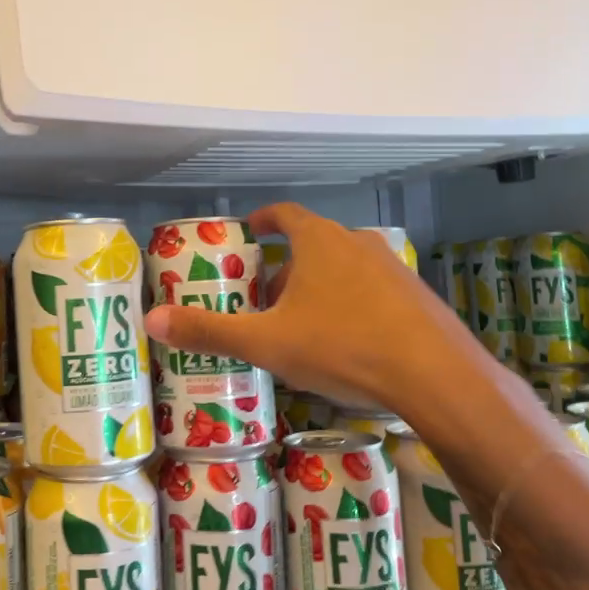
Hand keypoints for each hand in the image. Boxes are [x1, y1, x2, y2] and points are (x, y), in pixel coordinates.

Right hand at [144, 203, 468, 412]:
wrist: (436, 375)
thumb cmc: (343, 347)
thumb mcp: (268, 343)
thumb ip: (209, 331)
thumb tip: (152, 320)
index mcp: (319, 241)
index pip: (284, 214)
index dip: (262, 221)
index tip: (248, 232)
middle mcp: (357, 242)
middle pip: (312, 244)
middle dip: (285, 268)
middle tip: (264, 300)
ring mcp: (392, 267)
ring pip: (343, 268)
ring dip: (318, 287)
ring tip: (301, 325)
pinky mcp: (416, 295)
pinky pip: (372, 290)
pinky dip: (350, 304)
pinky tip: (346, 343)